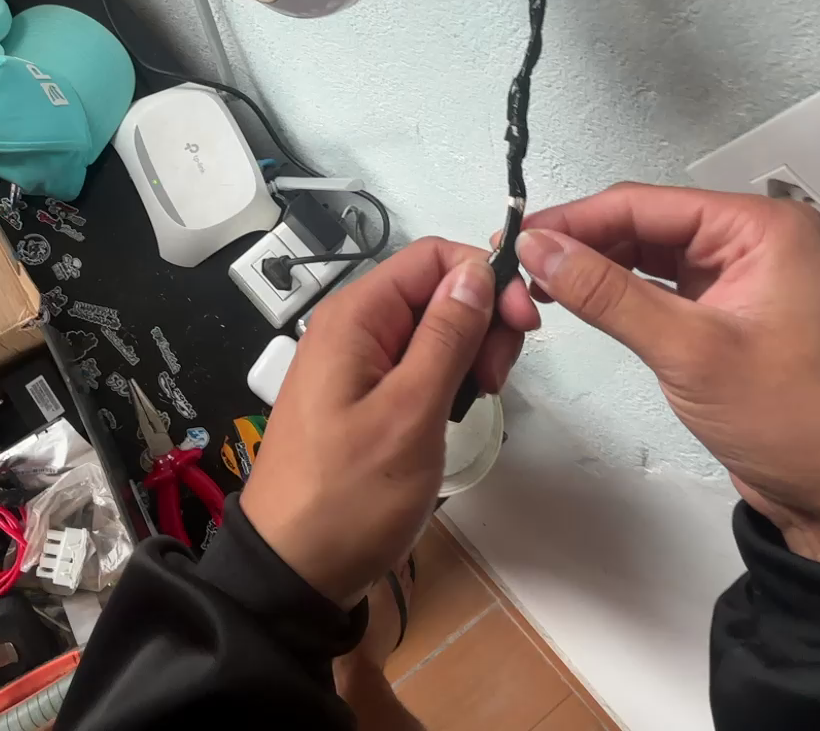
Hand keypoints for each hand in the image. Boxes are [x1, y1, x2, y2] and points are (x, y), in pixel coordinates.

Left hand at [239, 237, 539, 605]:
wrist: (296, 564)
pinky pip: (415, 360)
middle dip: (480, 320)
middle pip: (435, 288)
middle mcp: (353, 325)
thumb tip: (476, 271)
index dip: (485, 277)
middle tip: (494, 380)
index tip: (522, 326)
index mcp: (356, 315)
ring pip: (431, 326)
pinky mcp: (364, 390)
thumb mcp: (410, 411)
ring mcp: (356, 359)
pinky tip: (453, 411)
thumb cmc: (350, 493)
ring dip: (468, 352)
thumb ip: (447, 336)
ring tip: (474, 402)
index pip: (432, 256)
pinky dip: (446, 377)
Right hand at [517, 183, 819, 581]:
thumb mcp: (689, 350)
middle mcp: (752, 242)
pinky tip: (578, 302)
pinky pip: (660, 289)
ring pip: (646, 257)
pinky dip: (617, 295)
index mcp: (761, 228)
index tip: (514, 239)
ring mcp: (741, 279)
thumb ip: (604, 292)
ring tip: (535, 284)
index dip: (572, 220)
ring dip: (593, 270)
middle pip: (642, 226)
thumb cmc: (796, 420)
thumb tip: (533, 245)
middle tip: (516, 266)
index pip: (643, 205)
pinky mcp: (728, 316)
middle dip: (578, 244)